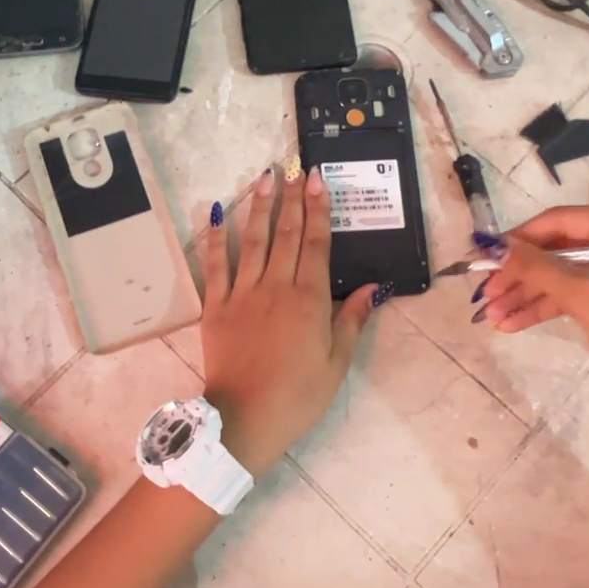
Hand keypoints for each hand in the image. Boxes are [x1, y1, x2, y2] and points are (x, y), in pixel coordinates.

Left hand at [198, 167, 382, 475]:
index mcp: (309, 300)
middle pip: (285, 234)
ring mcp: (242, 295)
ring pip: (252, 241)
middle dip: (292, 199)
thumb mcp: (336, 364)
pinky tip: (214, 213)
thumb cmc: (298, 396)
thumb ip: (351, 321)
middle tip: (294, 168)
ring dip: (258, 207)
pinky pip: (214, 266)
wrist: (245, 419)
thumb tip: (373, 287)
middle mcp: (276, 287)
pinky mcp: (215, 307)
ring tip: (263, 178)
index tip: (317, 181)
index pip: (316, 244)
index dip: (318, 210)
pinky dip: (214, 238)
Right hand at [476, 206, 588, 408]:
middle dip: (518, 274)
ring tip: (492, 316)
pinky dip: (539, 308)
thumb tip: (495, 247)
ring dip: (523, 295)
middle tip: (485, 294)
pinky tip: (511, 324)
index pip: (560, 221)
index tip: (485, 258)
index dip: (520, 238)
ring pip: (556, 275)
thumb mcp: (587, 295)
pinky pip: (565, 296)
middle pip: (554, 249)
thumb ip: (539, 267)